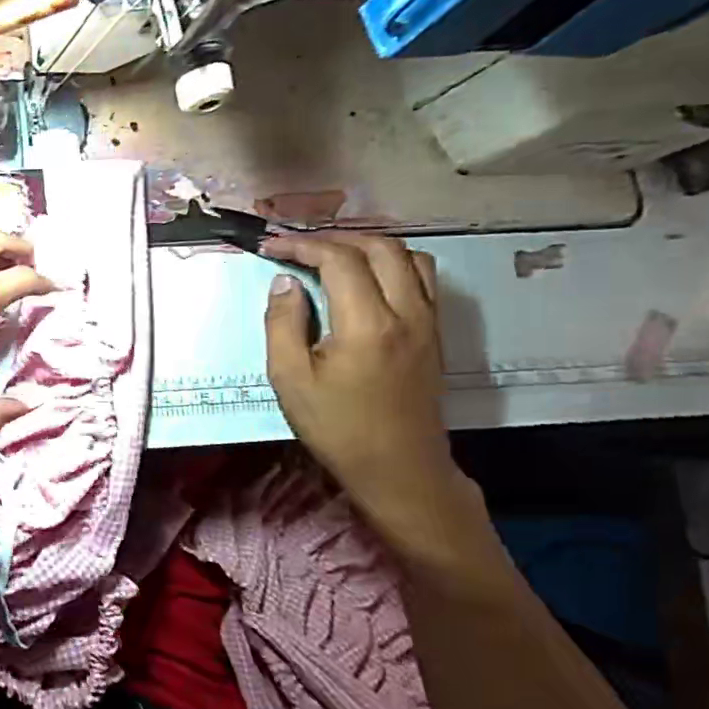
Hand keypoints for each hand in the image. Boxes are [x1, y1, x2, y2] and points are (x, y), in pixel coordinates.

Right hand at [264, 233, 473, 553]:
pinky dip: (394, 264)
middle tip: (301, 248)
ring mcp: (428, 321)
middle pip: (378, 246)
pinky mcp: (435, 333)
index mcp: (367, 324)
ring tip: (336, 257)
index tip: (273, 246)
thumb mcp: (291, 380)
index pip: (337, 259)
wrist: (400, 471)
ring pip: (408, 256)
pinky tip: (369, 281)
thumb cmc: (338, 430)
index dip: (302, 244)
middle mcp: (406, 312)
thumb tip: (285, 282)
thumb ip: (282, 324)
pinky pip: (422, 278)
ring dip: (369, 246)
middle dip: (335, 238)